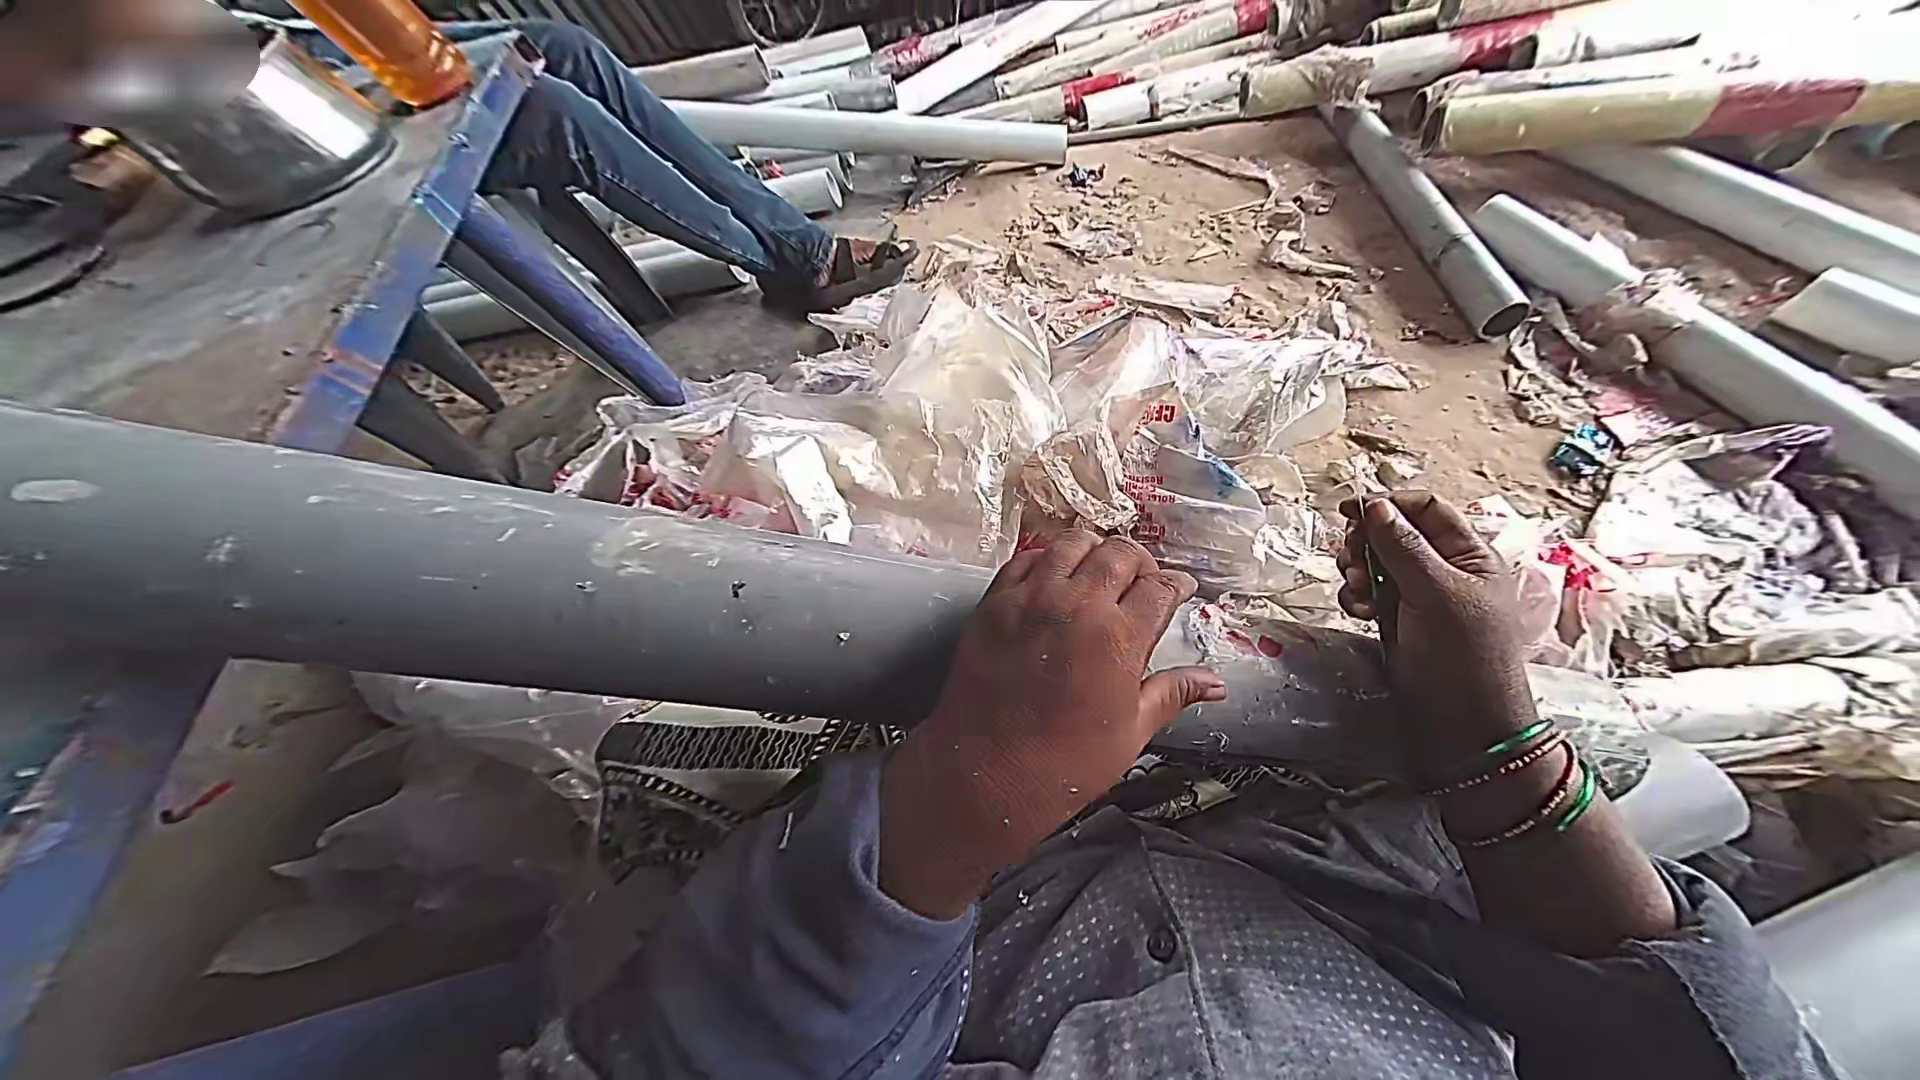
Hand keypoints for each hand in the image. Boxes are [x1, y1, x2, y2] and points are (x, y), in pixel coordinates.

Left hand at [880, 531, 1226, 918]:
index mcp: (1119, 639)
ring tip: (1098, 570)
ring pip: (1072, 543)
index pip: (1161, 587)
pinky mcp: (995, 602)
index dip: (1176, 584)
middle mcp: (1077, 607)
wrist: (988, 771)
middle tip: (1141, 579)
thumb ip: (1172, 693)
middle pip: (1120, 553)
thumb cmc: (1063, 761)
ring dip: (1093, 551)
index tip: (1178, 588)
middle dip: (1140, 562)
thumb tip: (1213, 683)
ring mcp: (1031, 600)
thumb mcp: (1131, 731)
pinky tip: (1053, 578)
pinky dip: (1046, 560)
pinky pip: (1025, 559)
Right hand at [1335, 492, 1537, 771]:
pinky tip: (1361, 612)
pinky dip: (1355, 596)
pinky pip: (1364, 590)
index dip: (1388, 503)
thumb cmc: (1461, 649)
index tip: (1348, 510)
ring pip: (1373, 560)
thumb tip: (1375, 505)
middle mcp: (1442, 567)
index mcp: (1468, 553)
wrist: (1458, 713)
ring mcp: (1417, 591)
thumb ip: (1402, 546)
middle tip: (1353, 560)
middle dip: (1365, 543)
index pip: (1426, 508)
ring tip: (1360, 593)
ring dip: (1357, 571)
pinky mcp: (1394, 614)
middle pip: (1391, 532)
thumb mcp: (1435, 590)